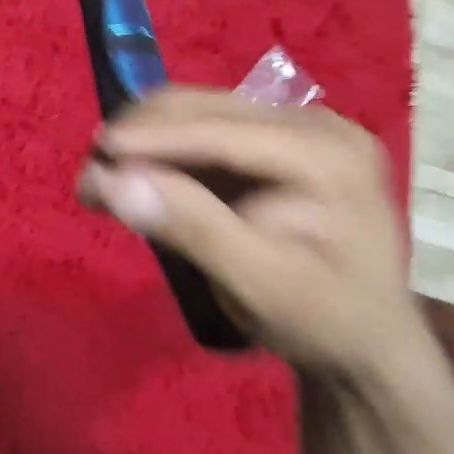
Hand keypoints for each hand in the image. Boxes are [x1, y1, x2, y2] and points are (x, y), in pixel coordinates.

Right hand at [78, 87, 415, 370]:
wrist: (364, 343)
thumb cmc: (320, 320)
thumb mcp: (258, 284)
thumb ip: (191, 227)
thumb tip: (112, 181)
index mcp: (329, 155)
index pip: (223, 132)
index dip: (154, 137)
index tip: (96, 152)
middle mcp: (314, 125)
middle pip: (201, 110)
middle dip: (138, 139)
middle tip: (89, 180)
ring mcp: (291, 128)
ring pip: (190, 114)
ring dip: (140, 144)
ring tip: (101, 184)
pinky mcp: (268, 139)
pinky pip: (196, 131)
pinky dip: (156, 153)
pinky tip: (133, 181)